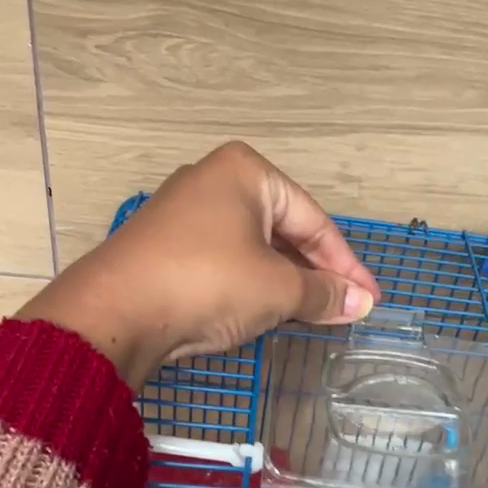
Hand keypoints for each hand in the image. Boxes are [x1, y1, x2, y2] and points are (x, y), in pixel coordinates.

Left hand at [19, 142, 380, 385]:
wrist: (116, 313)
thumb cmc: (207, 283)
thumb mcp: (277, 289)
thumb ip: (324, 293)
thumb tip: (360, 304)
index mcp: (246, 172)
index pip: (314, 220)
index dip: (347, 265)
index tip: (370, 300)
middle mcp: (214, 182)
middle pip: (285, 231)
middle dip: (316, 273)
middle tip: (346, 309)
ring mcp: (185, 214)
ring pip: (255, 249)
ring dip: (286, 283)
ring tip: (314, 315)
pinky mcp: (167, 248)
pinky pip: (226, 263)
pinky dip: (252, 287)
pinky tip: (266, 312)